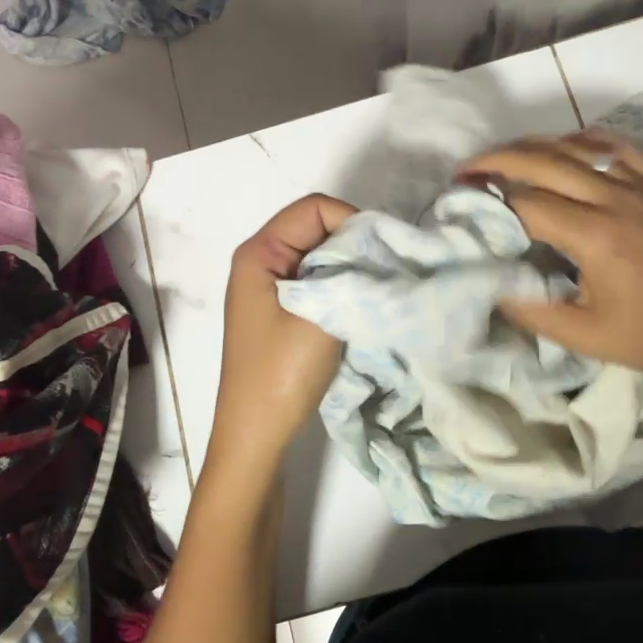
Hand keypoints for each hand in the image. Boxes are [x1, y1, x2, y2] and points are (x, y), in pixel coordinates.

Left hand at [213, 194, 358, 452]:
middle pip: (318, 227)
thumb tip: (379, 244)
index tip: (383, 254)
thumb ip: (348, 272)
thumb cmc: (280, 374)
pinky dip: (341, 287)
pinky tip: (358, 308)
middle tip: (387, 273)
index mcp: (259, 252)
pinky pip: (318, 280)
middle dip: (355, 244)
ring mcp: (270, 287)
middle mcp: (261, 260)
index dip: (353, 221)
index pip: (315, 208)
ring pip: (321, 256)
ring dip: (350, 268)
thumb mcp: (320, 316)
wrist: (255, 435)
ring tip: (376, 292)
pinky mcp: (282, 310)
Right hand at [460, 131, 642, 403]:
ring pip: (576, 146)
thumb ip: (532, 310)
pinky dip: (584, 140)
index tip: (458, 200)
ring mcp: (642, 186)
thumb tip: (488, 286)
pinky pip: (617, 146)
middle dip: (497, 159)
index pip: (526, 203)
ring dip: (533, 145)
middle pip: (543, 161)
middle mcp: (616, 199)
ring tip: (501, 157)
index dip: (488, 199)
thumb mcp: (586, 337)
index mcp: (596, 237)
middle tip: (465, 169)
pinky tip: (565, 146)